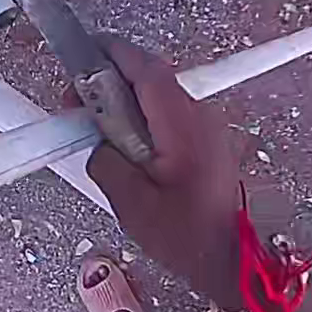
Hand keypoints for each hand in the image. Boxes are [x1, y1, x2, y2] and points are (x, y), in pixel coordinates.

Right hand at [80, 39, 244, 307]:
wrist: (233, 257)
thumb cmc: (188, 236)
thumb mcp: (132, 203)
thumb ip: (105, 161)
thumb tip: (93, 140)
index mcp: (182, 125)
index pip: (146, 69)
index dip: (111, 53)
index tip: (82, 54)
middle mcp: (199, 115)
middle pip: (151, 75)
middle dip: (111, 77)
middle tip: (79, 101)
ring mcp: (206, 125)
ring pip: (159, 93)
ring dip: (126, 98)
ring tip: (97, 123)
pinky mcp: (206, 138)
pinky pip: (168, 112)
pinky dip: (142, 115)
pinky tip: (125, 141)